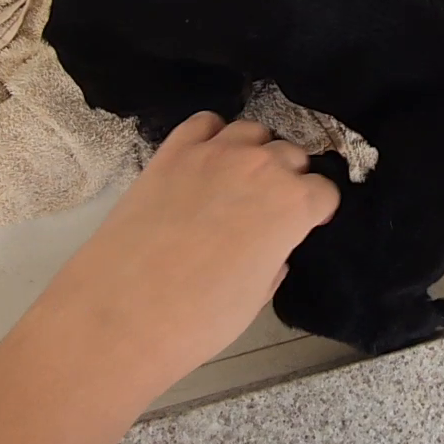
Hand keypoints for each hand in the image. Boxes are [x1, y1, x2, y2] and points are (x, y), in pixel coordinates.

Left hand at [0, 114, 338, 443]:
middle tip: (268, 206)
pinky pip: (205, 122)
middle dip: (290, 177)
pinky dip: (212, 136)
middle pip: (293, 154)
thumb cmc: (197, 321)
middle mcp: (264, 166)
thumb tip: (272, 243)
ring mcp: (217, 152)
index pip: (326, 191)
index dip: (317, 210)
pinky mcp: (175, 150)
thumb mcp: (257, 296)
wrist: (118, 318)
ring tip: (237, 179)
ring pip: (253, 132)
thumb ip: (276, 256)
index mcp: (294, 204)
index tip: (306, 223)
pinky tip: (205, 159)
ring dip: (254, 152)